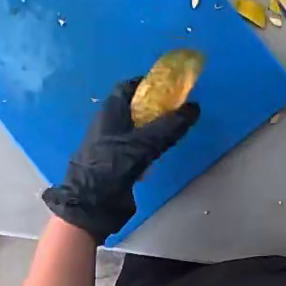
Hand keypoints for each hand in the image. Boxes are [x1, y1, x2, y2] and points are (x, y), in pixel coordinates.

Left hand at [42, 78, 198, 240]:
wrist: (91, 202)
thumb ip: (170, 126)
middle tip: (177, 111)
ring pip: (134, 129)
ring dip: (152, 129)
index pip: (128, 86)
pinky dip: (146, 147)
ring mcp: (109, 145)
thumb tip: (194, 108)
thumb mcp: (145, 143)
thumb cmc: (114, 164)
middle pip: (133, 108)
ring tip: (173, 132)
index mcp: (110, 111)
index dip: (148, 83)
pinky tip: (159, 155)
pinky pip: (133, 148)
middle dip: (154, 107)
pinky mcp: (113, 163)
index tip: (170, 87)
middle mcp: (107, 124)